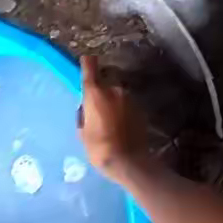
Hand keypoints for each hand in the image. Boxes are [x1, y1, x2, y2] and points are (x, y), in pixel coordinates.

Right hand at [80, 55, 150, 181]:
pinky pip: (127, 102)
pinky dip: (123, 107)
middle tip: (97, 101)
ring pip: (118, 90)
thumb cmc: (99, 147)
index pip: (90, 66)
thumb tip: (86, 107)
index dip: (87, 63)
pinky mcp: (140, 107)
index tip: (86, 61)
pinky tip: (120, 122)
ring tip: (109, 116)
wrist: (129, 161)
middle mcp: (114, 89)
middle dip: (102, 85)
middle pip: (106, 77)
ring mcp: (129, 97)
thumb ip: (84, 114)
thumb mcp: (82, 132)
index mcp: (96, 92)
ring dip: (113, 97)